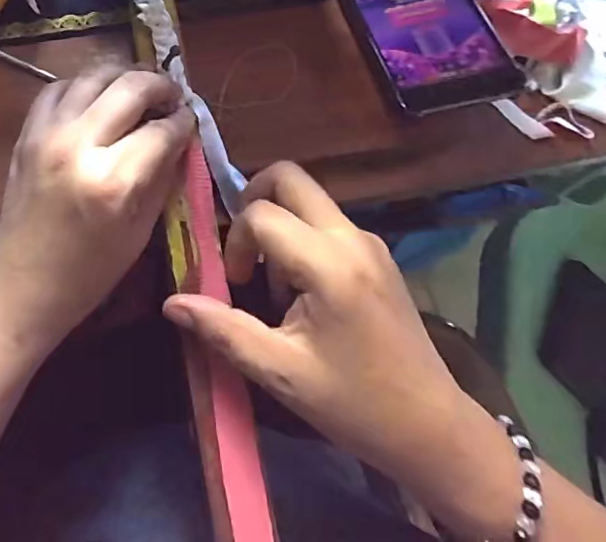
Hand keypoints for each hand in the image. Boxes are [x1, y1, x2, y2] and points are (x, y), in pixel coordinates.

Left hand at [0, 65, 195, 357]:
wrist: (21, 286)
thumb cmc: (89, 272)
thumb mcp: (141, 231)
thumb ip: (163, 177)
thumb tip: (181, 138)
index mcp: (113, 181)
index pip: (162, 130)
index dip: (184, 121)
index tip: (191, 120)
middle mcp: (79, 146)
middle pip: (131, 87)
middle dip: (161, 85)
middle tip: (172, 97)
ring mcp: (47, 134)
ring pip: (94, 75)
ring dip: (124, 76)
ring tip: (139, 90)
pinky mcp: (27, 133)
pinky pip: (58, 87)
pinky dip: (83, 85)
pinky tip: (97, 99)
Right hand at [162, 163, 503, 497]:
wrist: (434, 429)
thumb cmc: (355, 405)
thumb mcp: (280, 372)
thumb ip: (223, 330)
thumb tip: (172, 304)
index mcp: (328, 264)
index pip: (261, 214)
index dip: (235, 242)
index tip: (237, 284)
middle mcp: (350, 237)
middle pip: (289, 176)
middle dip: (253, 199)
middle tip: (243, 249)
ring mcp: (368, 240)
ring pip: (307, 197)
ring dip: (278, 223)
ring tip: (277, 285)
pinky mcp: (376, 251)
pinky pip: (325, 220)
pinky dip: (300, 236)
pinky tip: (303, 290)